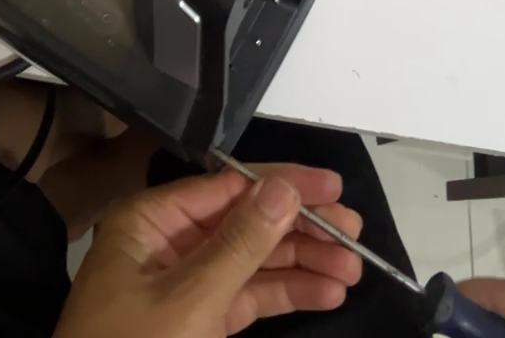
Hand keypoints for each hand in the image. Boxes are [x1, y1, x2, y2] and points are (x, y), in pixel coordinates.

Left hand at [54, 164, 364, 337]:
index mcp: (150, 221)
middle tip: (354, 229)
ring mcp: (184, 283)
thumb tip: (282, 188)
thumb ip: (239, 244)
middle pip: (244, 222)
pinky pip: (248, 296)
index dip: (282, 183)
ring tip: (352, 266)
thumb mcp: (188, 300)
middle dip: (299, 227)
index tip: (331, 186)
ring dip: (301, 262)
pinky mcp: (199, 321)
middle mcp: (168, 242)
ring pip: (252, 260)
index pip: (227, 187)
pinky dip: (285, 293)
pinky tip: (326, 291)